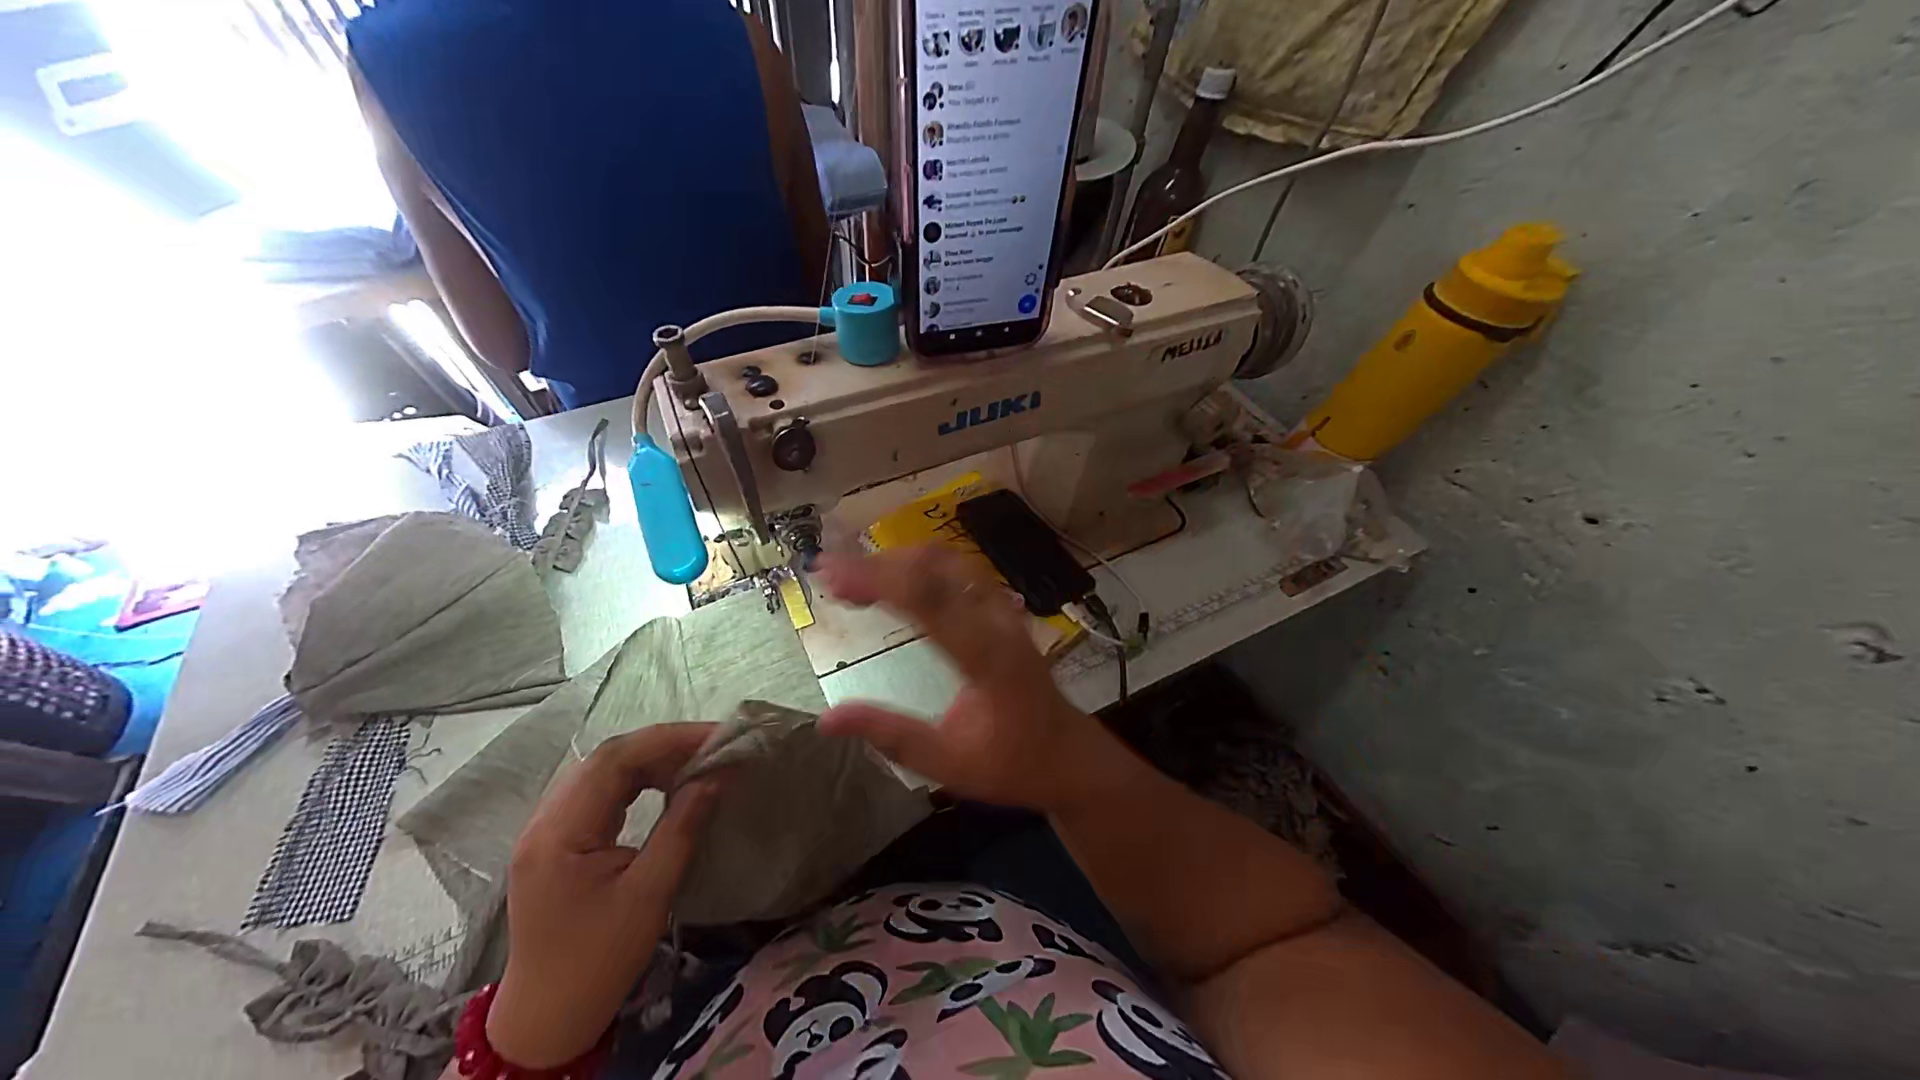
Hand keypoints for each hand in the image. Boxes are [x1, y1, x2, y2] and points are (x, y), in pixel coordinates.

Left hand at [487, 724, 722, 1067]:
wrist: (547, 1017)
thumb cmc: (599, 961)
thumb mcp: (650, 895)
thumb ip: (682, 827)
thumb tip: (717, 775)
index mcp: (559, 833)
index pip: (614, 760)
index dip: (669, 740)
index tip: (718, 737)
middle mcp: (544, 820)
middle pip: (606, 758)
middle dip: (664, 744)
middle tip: (714, 746)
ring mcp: (546, 828)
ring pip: (602, 770)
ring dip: (651, 758)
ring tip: (697, 760)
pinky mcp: (556, 838)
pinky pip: (599, 790)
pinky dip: (637, 777)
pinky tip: (666, 782)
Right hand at [815, 547, 1139, 811]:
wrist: (1069, 754)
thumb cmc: (1012, 764)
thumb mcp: (948, 764)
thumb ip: (891, 736)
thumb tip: (828, 718)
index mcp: (989, 658)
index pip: (930, 601)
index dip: (877, 581)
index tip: (830, 577)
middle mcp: (999, 622)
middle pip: (937, 567)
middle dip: (878, 563)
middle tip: (829, 574)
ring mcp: (1005, 611)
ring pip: (950, 560)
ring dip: (899, 559)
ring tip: (854, 577)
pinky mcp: (1003, 610)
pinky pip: (960, 570)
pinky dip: (920, 565)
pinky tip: (894, 578)